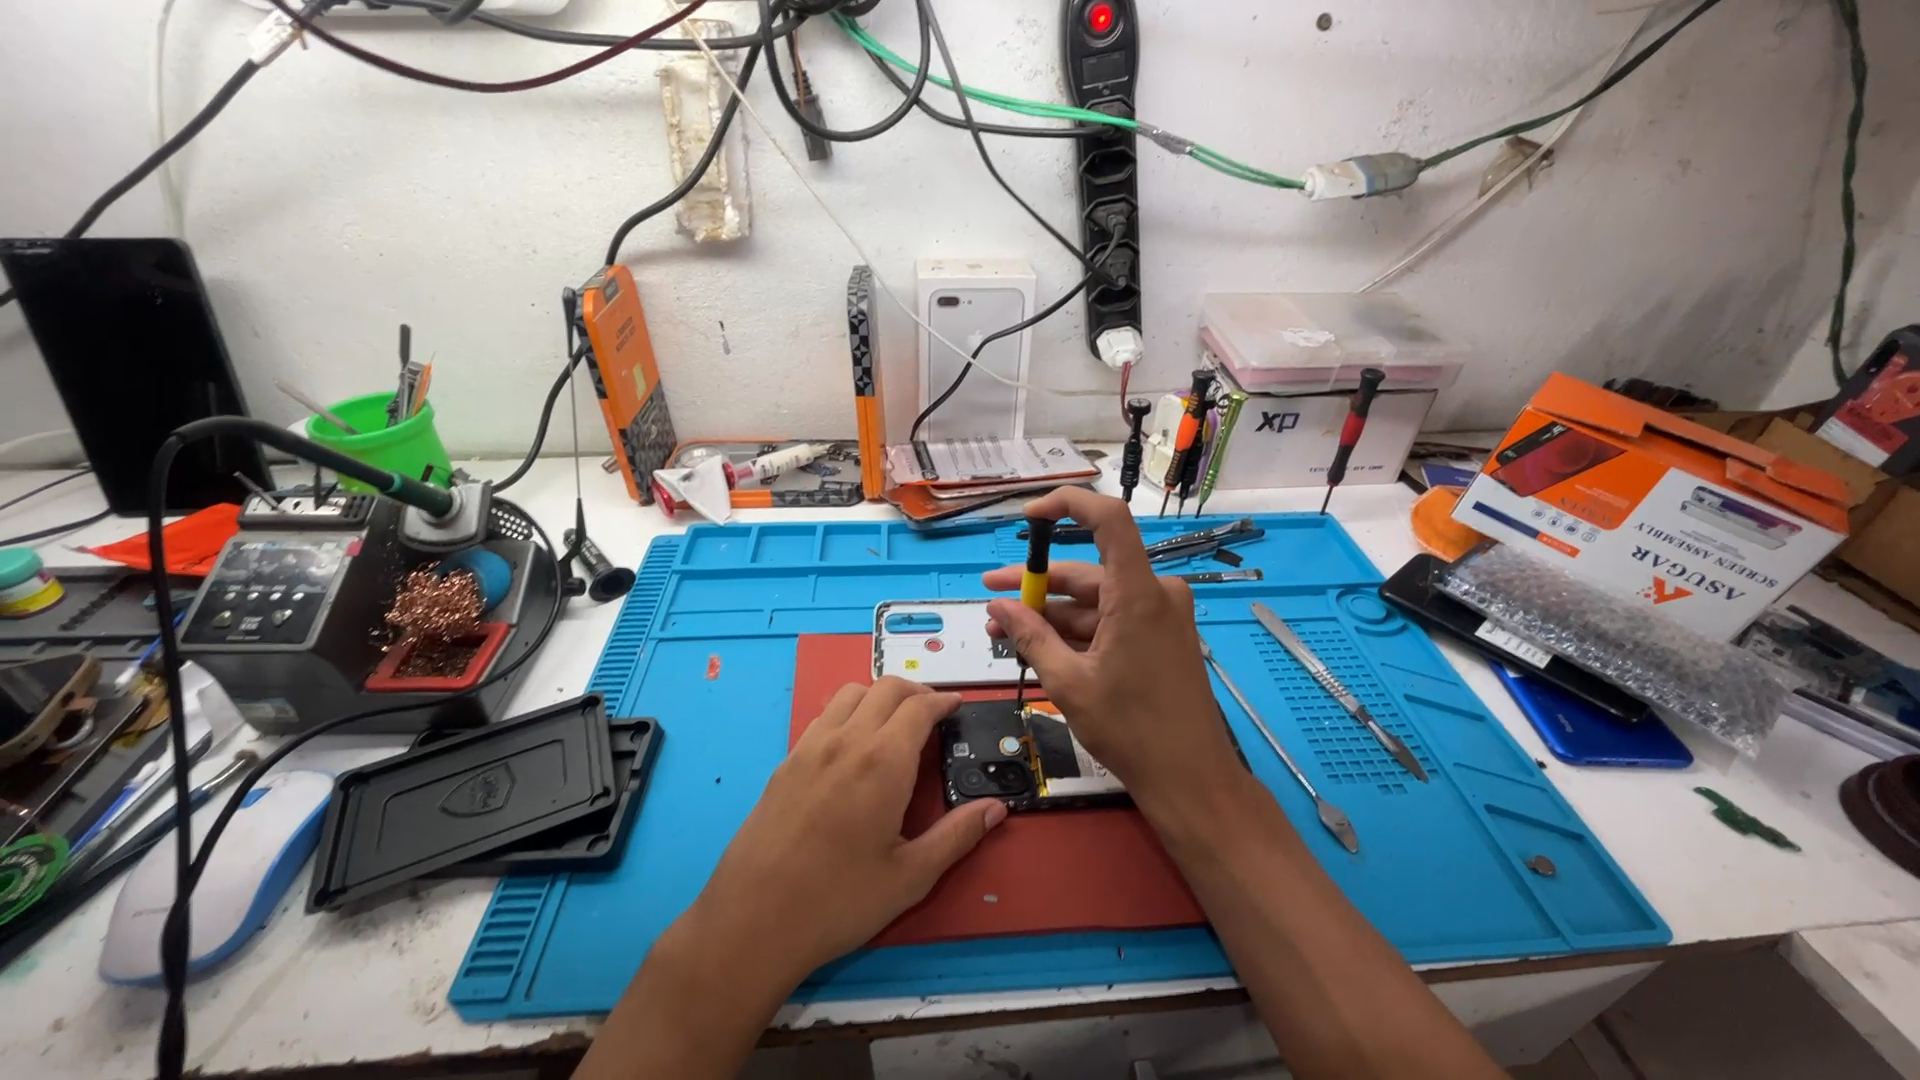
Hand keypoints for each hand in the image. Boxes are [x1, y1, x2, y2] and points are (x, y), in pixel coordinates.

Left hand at [684, 677, 1005, 984]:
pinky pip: (822, 718)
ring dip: (879, 696)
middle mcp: (845, 741)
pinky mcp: (784, 764)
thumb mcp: (911, 876)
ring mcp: (809, 749)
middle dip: (916, 691)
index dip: (943, 701)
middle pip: (885, 688)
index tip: (957, 707)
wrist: (752, 921)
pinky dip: (848, 713)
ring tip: (895, 724)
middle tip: (933, 714)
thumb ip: (957, 835)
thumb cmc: (839, 901)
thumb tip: (996, 808)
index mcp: (882, 761)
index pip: (919, 706)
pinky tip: (852, 748)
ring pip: (849, 694)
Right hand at [983, 489, 1236, 806]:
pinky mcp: (1161, 636)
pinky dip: (1077, 630)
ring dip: (1052, 615)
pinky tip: (1040, 645)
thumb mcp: (1068, 682)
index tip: (1028, 518)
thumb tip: (997, 608)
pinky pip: (1111, 620)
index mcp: (1136, 593)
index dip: (1066, 505)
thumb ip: (1030, 636)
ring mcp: (1160, 615)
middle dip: (1036, 586)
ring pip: (1095, 601)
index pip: (1108, 518)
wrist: (1190, 777)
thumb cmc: (1131, 729)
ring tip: (1005, 632)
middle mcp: (1154, 593)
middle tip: (991, 599)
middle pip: (1087, 572)